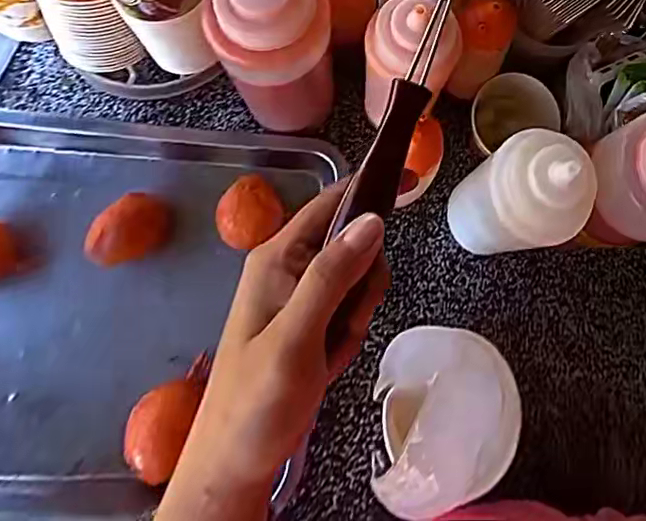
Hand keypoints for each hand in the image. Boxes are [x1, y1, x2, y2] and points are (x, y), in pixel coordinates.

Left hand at [159, 183, 390, 520]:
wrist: (233, 465)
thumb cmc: (257, 401)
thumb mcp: (297, 336)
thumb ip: (333, 275)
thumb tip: (371, 219)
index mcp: (278, 255)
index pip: (331, 203)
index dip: (369, 189)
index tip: (411, 181)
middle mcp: (287, 266)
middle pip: (351, 245)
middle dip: (361, 286)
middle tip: (345, 324)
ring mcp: (297, 295)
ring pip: (354, 282)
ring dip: (353, 318)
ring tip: (329, 352)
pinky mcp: (306, 321)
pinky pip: (346, 312)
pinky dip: (346, 336)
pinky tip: (327, 363)